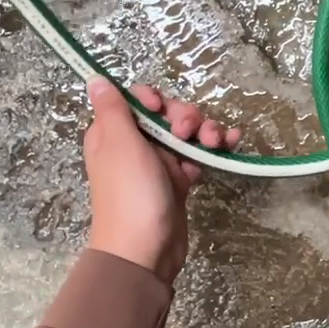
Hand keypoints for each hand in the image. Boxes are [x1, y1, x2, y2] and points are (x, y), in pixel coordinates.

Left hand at [82, 77, 240, 282]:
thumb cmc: (130, 194)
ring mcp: (159, 163)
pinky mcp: (180, 180)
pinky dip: (216, 148)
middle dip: (186, 116)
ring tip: (216, 143)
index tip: (161, 108)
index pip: (136, 100)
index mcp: (113, 133)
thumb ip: (113, 109)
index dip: (154, 99)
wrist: (146, 248)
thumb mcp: (121, 145)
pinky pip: (199, 155)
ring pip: (187, 133)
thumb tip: (96, 79)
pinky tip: (232, 143)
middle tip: (190, 133)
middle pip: (166, 113)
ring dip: (206, 131)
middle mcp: (135, 144)